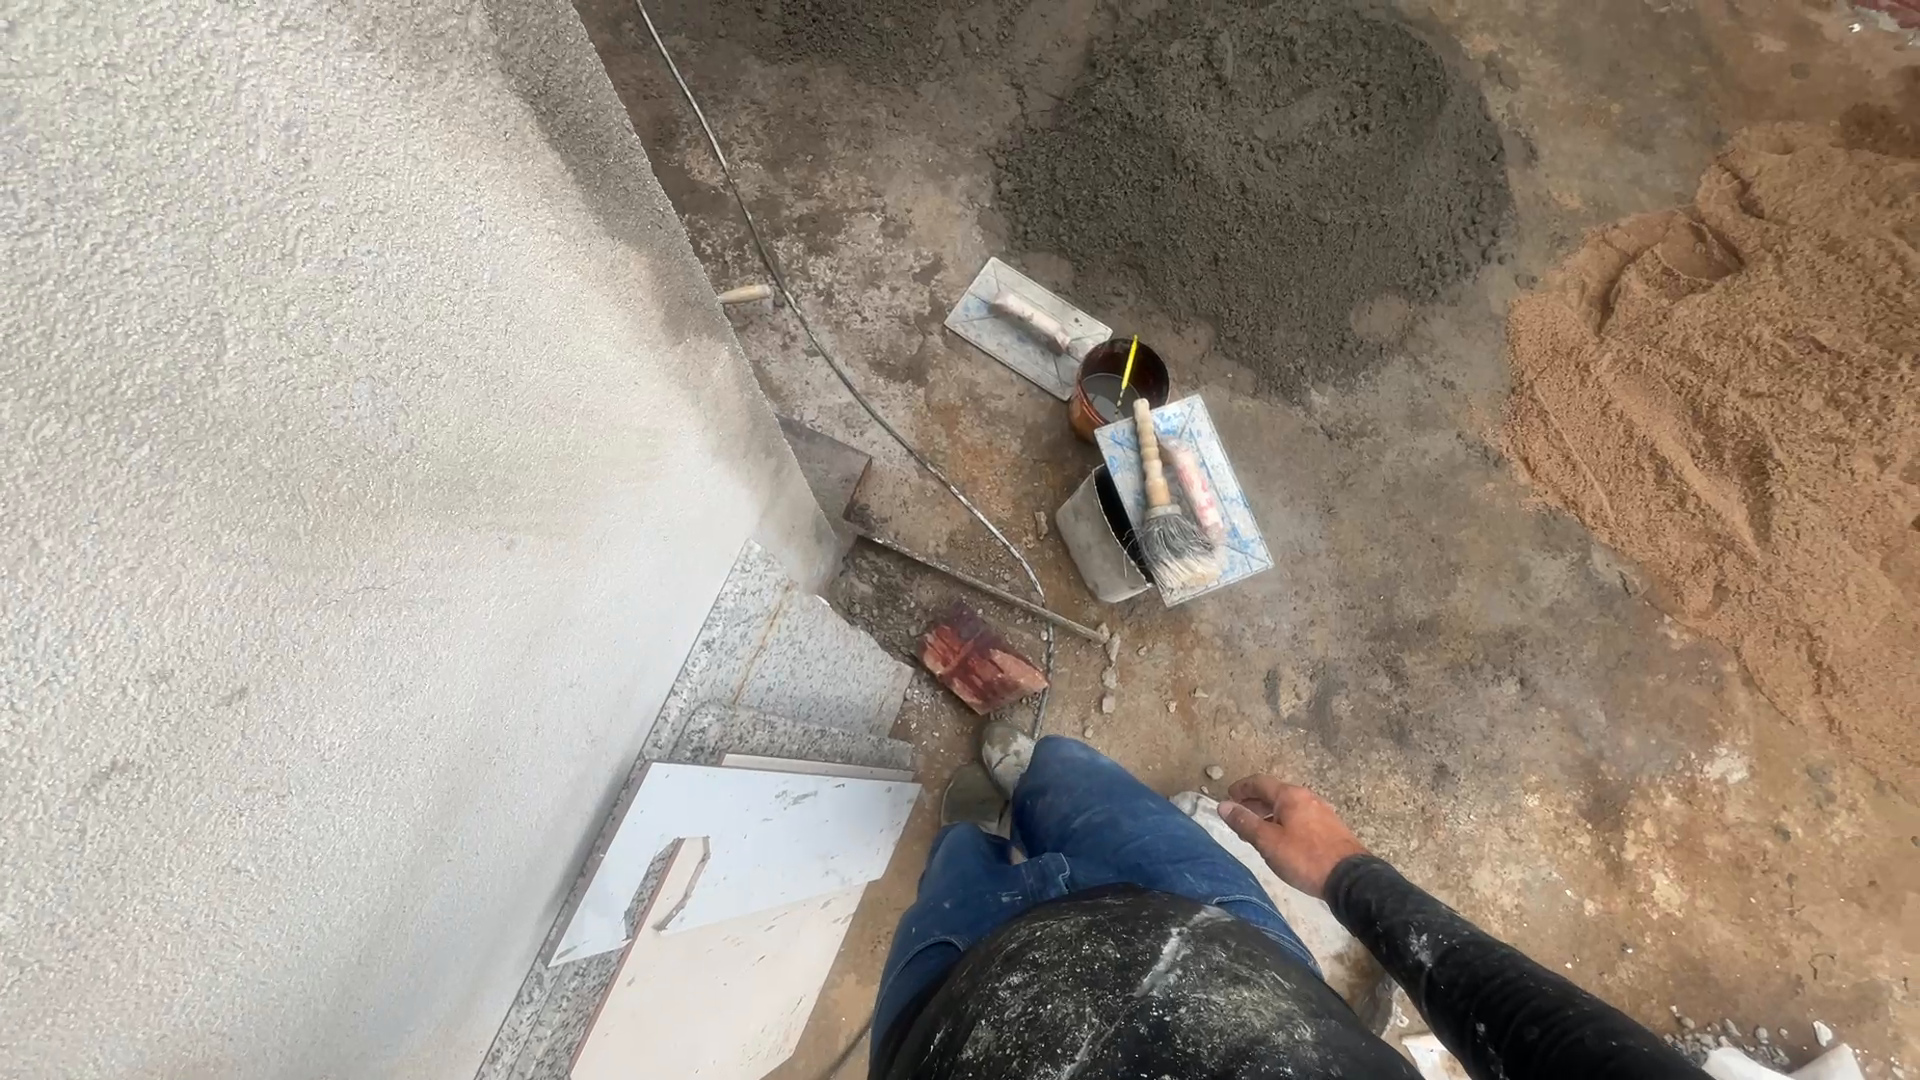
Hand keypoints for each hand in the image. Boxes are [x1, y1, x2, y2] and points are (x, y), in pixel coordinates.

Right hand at [1216, 777, 1368, 899]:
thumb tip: (1223, 805)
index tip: (1228, 797)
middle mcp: (1307, 798)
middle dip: (1254, 803)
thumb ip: (1244, 822)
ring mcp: (1322, 812)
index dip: (1241, 788)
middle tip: (1240, 817)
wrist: (1352, 880)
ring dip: (1269, 815)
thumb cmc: (1305, 857)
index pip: (1259, 782)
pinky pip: (1301, 818)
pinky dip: (1285, 823)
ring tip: (1258, 832)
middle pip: (1274, 794)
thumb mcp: (1268, 842)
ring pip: (1288, 807)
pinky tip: (1282, 841)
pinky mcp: (1332, 829)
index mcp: (1290, 796)